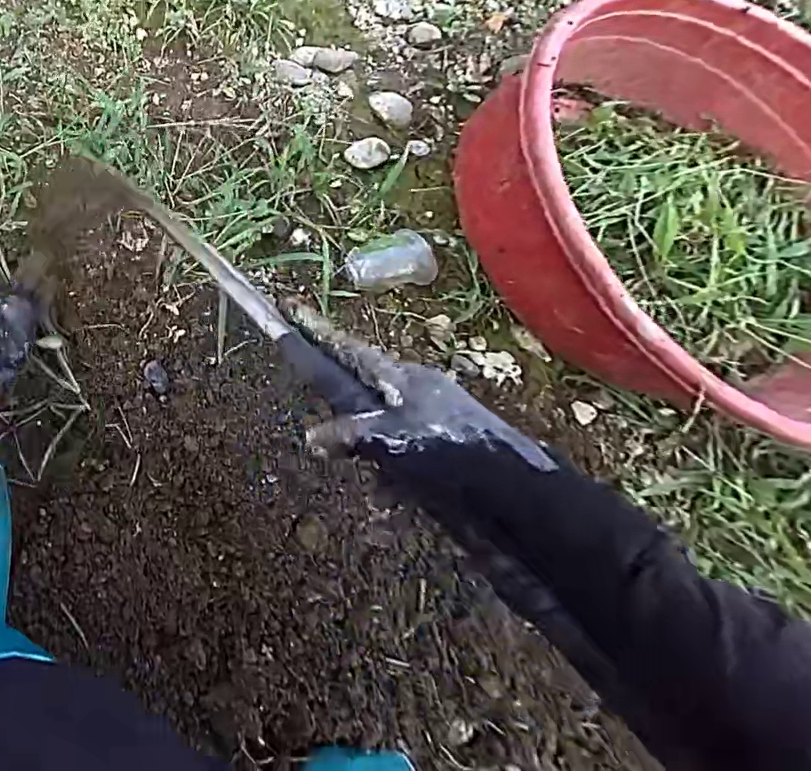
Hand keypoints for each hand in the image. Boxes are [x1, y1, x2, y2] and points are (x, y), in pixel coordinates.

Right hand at [287, 303, 553, 470]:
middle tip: (327, 427)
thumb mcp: (393, 441)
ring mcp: (430, 416)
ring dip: (371, 458)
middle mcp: (413, 390)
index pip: (347, 348)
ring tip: (378, 490)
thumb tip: (309, 436)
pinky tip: (394, 503)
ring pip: (382, 428)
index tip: (290, 308)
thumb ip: (350, 435)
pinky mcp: (443, 444)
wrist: (520, 489)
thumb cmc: (453, 451)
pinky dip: (394, 478)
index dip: (317, 331)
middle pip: (362, 390)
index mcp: (400, 377)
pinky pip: (403, 454)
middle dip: (343, 411)